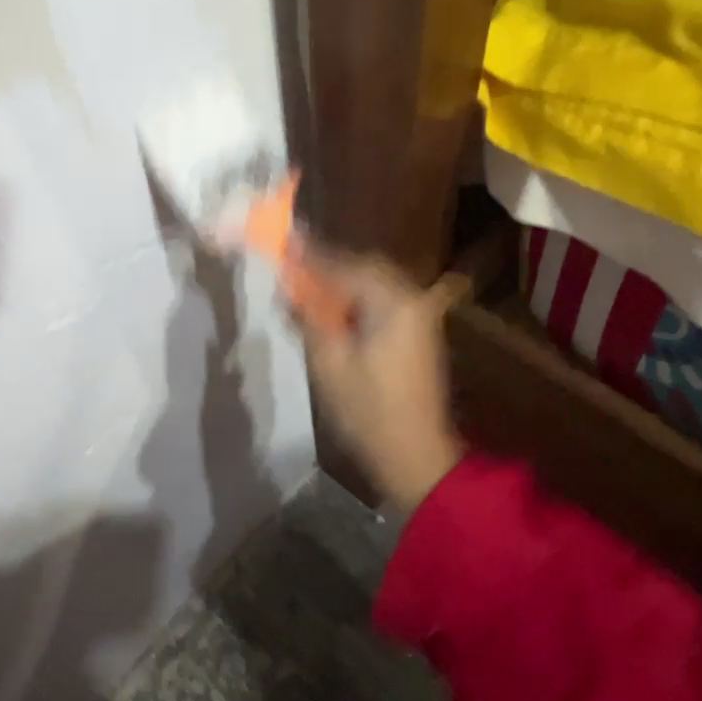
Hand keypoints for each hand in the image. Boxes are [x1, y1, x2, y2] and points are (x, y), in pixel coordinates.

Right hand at [298, 253, 467, 511]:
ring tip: (306, 290)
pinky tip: (331, 313)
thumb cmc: (369, 411)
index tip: (283, 245)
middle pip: (363, 268)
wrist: (416, 455)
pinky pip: (381, 302)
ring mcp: (418, 317)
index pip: (345, 265)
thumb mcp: (328, 362)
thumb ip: (308, 314)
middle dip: (327, 267)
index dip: (311, 256)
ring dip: (341, 284)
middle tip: (293, 266)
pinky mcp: (417, 334)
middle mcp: (411, 300)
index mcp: (393, 302)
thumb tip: (288, 283)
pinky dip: (355, 300)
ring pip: (372, 285)